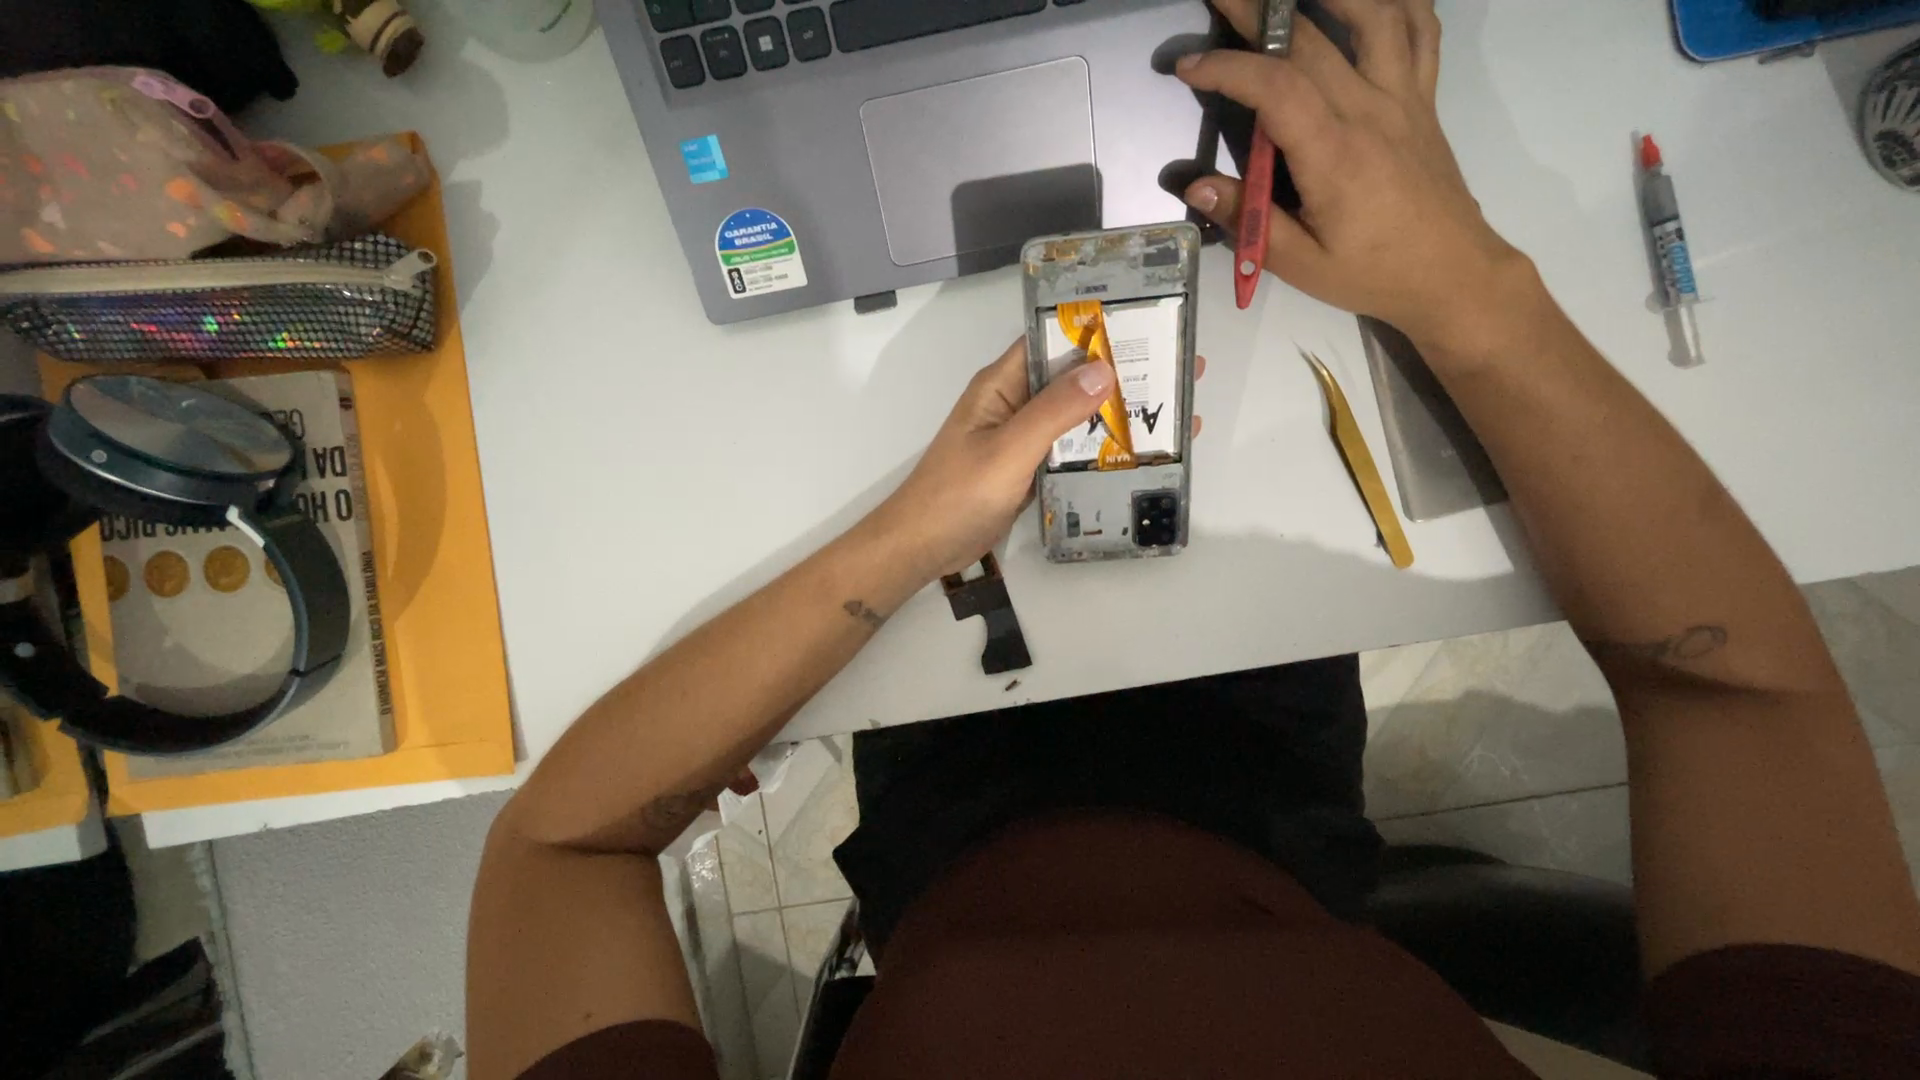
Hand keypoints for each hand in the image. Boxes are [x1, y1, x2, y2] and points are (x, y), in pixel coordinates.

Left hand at [870, 338, 1204, 581]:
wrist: (924, 548)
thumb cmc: (957, 494)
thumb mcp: (1008, 449)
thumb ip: (1053, 411)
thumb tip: (1104, 369)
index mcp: (1001, 385)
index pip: (1051, 341)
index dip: (1095, 329)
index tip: (1146, 322)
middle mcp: (1014, 403)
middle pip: (1072, 378)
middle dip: (1120, 372)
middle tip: (1179, 368)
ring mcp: (1022, 438)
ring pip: (1076, 415)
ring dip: (1116, 412)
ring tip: (1174, 408)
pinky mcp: (1029, 468)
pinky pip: (1071, 449)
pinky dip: (1101, 448)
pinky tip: (1139, 452)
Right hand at [1176, 0, 1535, 350]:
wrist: (1450, 272)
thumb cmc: (1371, 273)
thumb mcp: (1300, 263)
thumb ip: (1248, 220)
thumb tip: (1195, 187)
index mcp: (1334, 153)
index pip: (1275, 87)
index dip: (1228, 68)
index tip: (1187, 66)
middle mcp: (1370, 110)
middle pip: (1313, 37)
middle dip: (1258, 9)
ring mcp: (1404, 97)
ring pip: (1375, 14)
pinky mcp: (1422, 99)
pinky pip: (1421, 30)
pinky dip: (1398, 1)